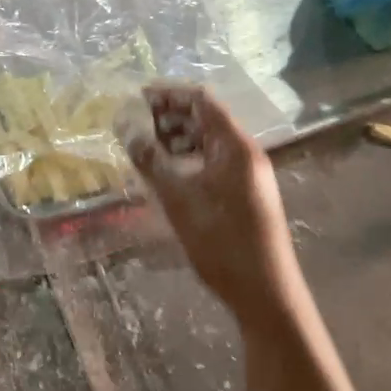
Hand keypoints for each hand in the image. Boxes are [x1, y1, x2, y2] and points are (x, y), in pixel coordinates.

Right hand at [123, 84, 353, 390]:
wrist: (266, 297)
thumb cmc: (222, 241)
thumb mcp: (178, 197)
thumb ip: (150, 158)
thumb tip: (124, 126)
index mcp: (235, 145)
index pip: (200, 99)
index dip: (167, 94)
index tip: (136, 99)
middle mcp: (245, 152)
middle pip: (204, 117)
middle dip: (167, 116)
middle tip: (134, 125)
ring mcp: (248, 174)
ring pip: (207, 140)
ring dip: (175, 138)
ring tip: (145, 150)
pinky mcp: (245, 193)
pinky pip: (212, 160)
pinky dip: (187, 158)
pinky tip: (166, 173)